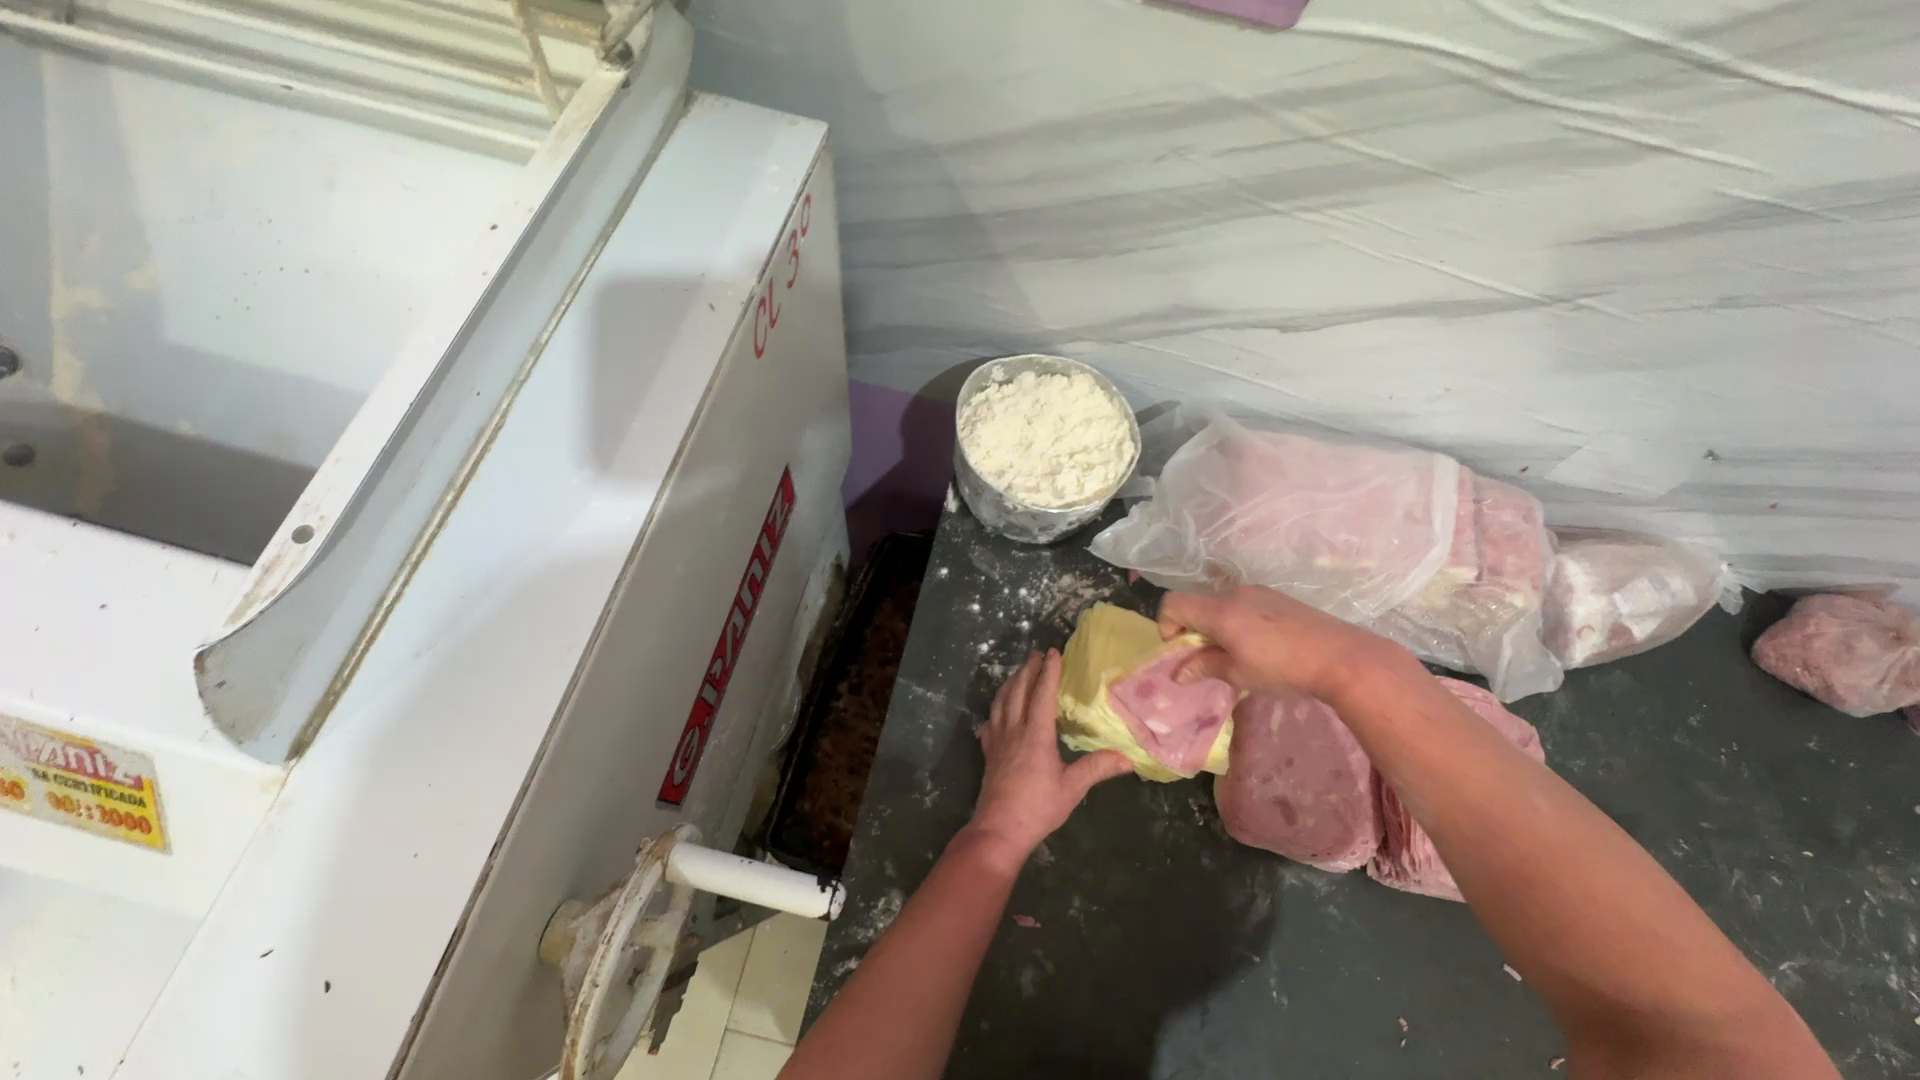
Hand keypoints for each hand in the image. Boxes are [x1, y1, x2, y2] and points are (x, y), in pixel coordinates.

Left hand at [964, 650, 1132, 866]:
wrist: (999, 829)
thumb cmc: (1037, 808)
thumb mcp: (1072, 789)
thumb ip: (1097, 769)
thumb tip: (1128, 758)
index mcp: (1035, 734)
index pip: (1042, 694)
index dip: (1048, 672)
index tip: (1053, 653)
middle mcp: (1014, 730)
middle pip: (1017, 691)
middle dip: (1027, 670)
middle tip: (1035, 655)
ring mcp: (997, 741)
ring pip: (1000, 703)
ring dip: (1009, 684)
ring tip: (1018, 674)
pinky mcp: (988, 753)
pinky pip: (989, 723)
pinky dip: (994, 711)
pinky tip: (996, 714)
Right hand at [1157, 585, 1409, 702]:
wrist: (1341, 657)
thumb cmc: (1283, 668)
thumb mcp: (1238, 674)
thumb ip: (1204, 667)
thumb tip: (1178, 672)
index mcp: (1219, 610)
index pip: (1172, 603)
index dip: (1167, 627)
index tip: (1185, 652)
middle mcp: (1234, 593)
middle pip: (1197, 604)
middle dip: (1195, 631)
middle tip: (1213, 660)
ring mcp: (1258, 592)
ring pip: (1221, 605)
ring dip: (1218, 628)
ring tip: (1241, 655)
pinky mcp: (1277, 597)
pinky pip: (1243, 605)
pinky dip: (1238, 623)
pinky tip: (1264, 647)